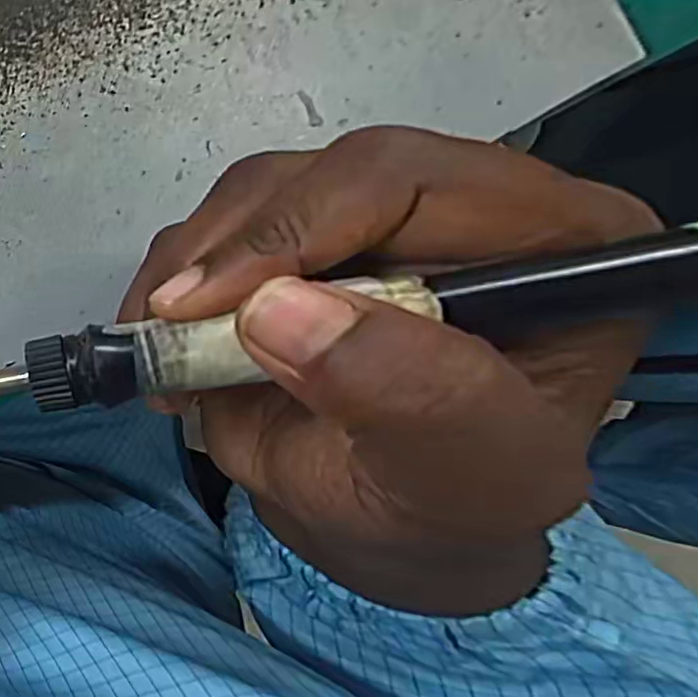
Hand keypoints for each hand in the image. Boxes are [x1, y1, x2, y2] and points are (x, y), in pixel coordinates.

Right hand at [123, 127, 660, 614]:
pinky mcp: (270, 253)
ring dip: (179, 274)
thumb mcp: (460, 474)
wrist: (369, 518)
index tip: (205, 307)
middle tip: (167, 327)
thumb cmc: (435, 502)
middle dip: (221, 252)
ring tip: (161, 350)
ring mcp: (346, 226)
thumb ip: (408, 395)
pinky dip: (155, 291)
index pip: (401, 182)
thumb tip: (275, 309)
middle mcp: (442, 212)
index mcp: (542, 239)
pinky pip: (196, 239)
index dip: (291, 229)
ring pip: (239, 200)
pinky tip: (159, 346)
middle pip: (307, 178)